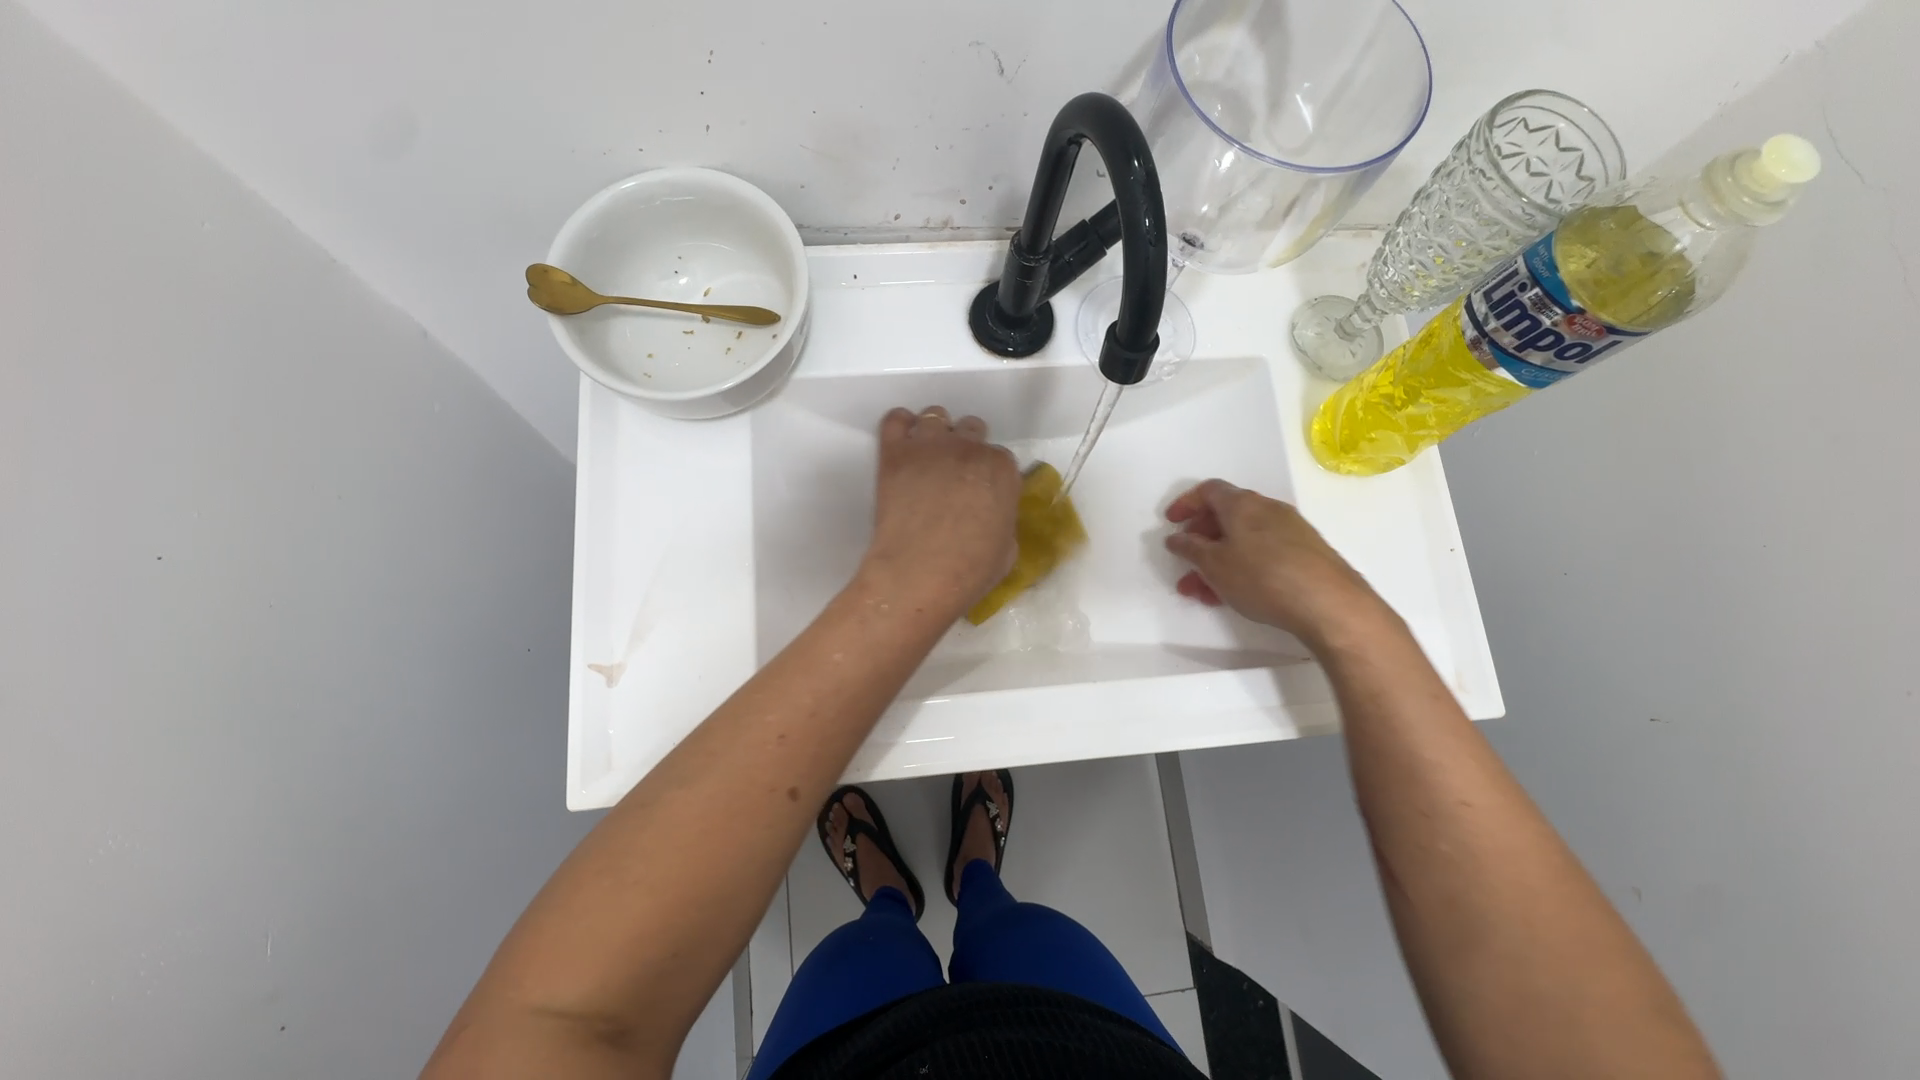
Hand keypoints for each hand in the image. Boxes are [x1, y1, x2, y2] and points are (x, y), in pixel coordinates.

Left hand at [860, 406, 1021, 618]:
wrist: (919, 572)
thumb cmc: (969, 570)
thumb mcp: (1006, 548)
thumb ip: (1002, 519)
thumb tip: (991, 516)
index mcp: (1003, 471)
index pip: (1000, 457)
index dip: (989, 473)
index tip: (980, 489)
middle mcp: (970, 448)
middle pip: (971, 429)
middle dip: (965, 447)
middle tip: (954, 474)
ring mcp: (931, 446)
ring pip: (935, 416)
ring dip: (935, 433)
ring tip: (927, 456)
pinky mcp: (895, 452)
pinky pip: (896, 420)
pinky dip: (900, 425)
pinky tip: (901, 440)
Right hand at [1164, 479, 1388, 647]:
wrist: (1329, 604)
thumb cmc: (1262, 578)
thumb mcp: (1215, 565)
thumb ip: (1191, 549)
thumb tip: (1177, 537)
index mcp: (1243, 504)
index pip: (1209, 490)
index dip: (1186, 504)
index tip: (1171, 523)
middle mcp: (1268, 509)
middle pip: (1226, 517)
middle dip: (1200, 541)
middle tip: (1185, 565)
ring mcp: (1290, 530)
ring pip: (1243, 540)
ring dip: (1219, 561)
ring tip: (1204, 593)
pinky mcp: (1306, 553)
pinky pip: (1262, 553)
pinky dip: (1242, 567)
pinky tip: (1235, 595)